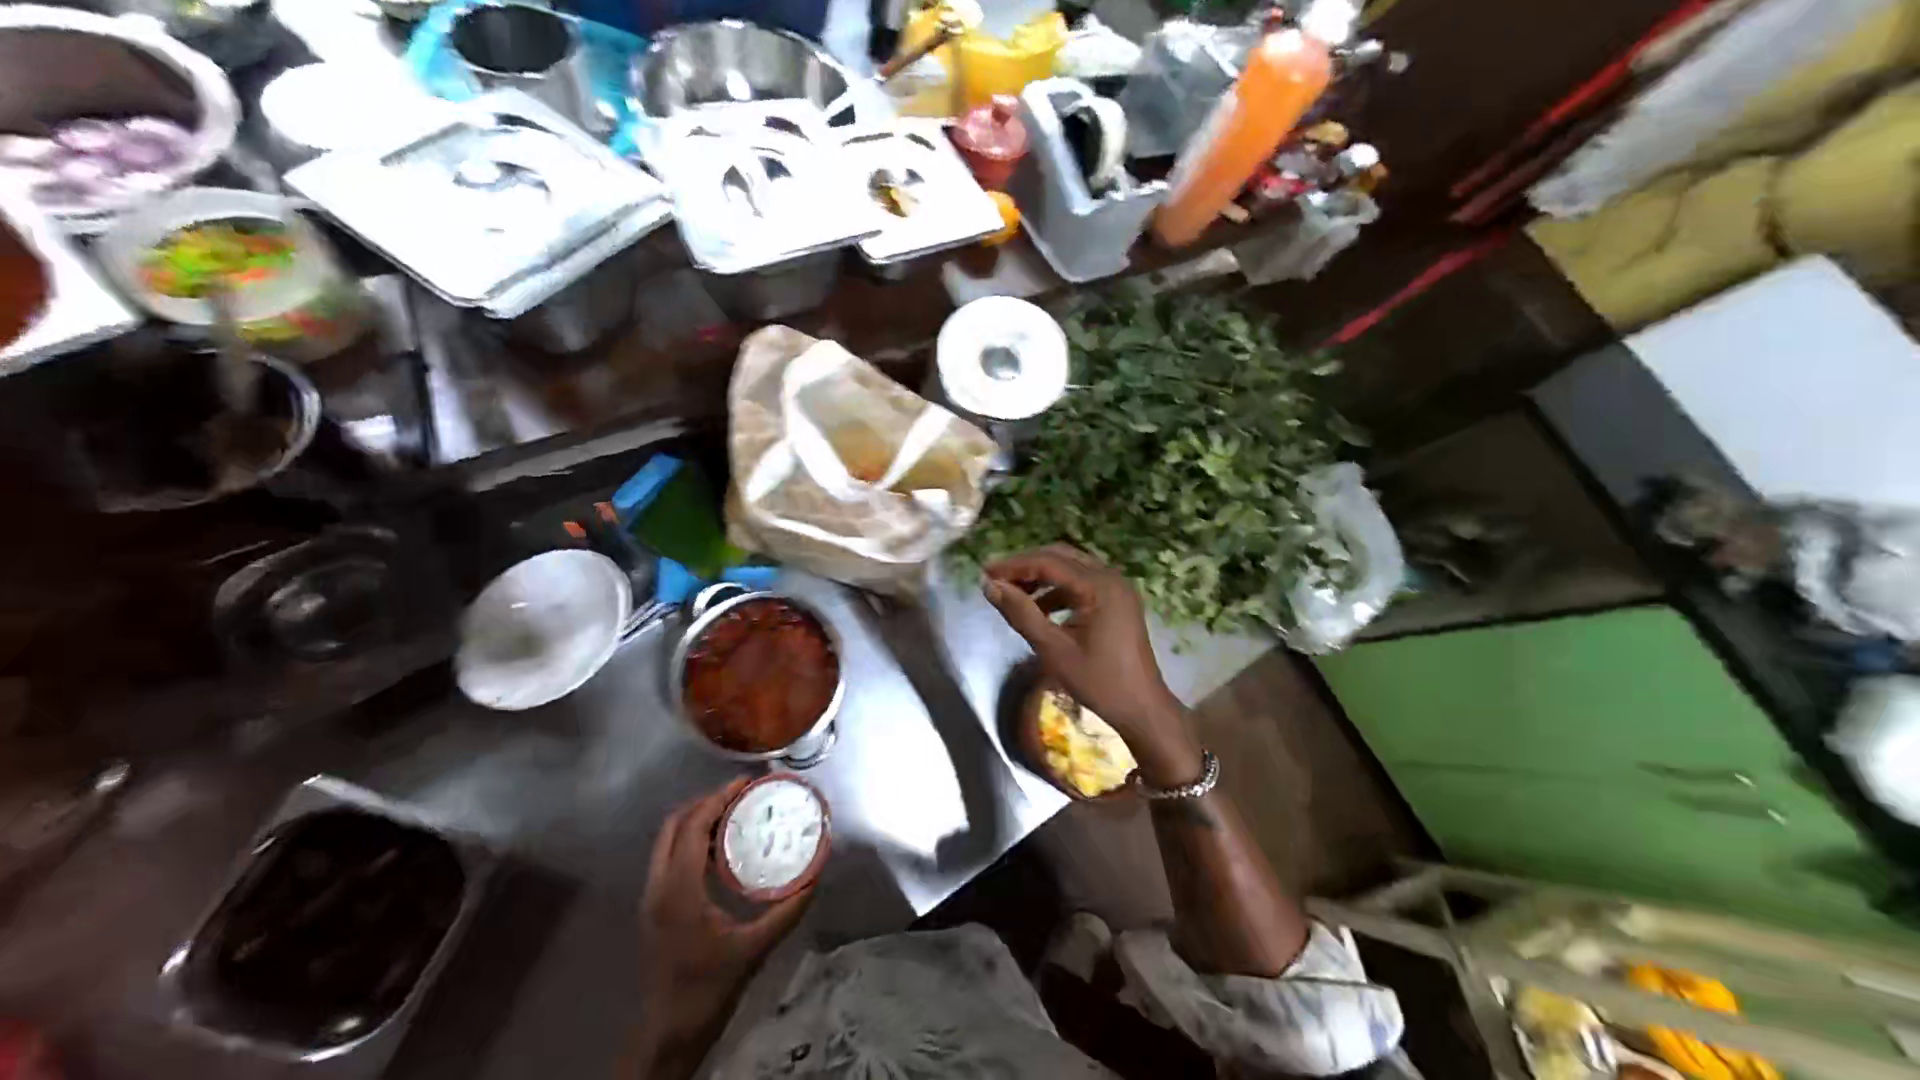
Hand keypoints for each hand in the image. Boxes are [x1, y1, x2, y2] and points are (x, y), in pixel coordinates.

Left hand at [630, 779, 812, 1078]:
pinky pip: (667, 857)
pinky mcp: (653, 907)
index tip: (746, 784)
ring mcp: (651, 897)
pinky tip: (718, 848)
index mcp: (678, 890)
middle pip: (674, 825)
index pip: (692, 826)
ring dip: (696, 820)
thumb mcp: (756, 947)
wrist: (669, 1030)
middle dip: (706, 802)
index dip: (717, 799)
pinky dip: (690, 840)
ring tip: (733, 813)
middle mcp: (658, 886)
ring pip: (666, 840)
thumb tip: (816, 874)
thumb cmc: (710, 986)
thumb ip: (788, 910)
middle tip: (740, 795)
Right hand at [982, 545, 1202, 786]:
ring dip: (1041, 576)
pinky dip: (1057, 589)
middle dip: (1026, 565)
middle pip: (1060, 557)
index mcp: (1099, 586)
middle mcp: (1111, 577)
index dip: (1013, 565)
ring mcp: (1117, 587)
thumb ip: (1021, 614)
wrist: (1141, 707)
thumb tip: (990, 586)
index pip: (1048, 562)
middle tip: (995, 579)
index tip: (985, 572)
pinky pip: (1081, 582)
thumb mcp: (1053, 649)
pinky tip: (1039, 608)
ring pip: (1070, 568)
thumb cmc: (1098, 682)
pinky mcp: (1117, 600)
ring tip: (1012, 594)